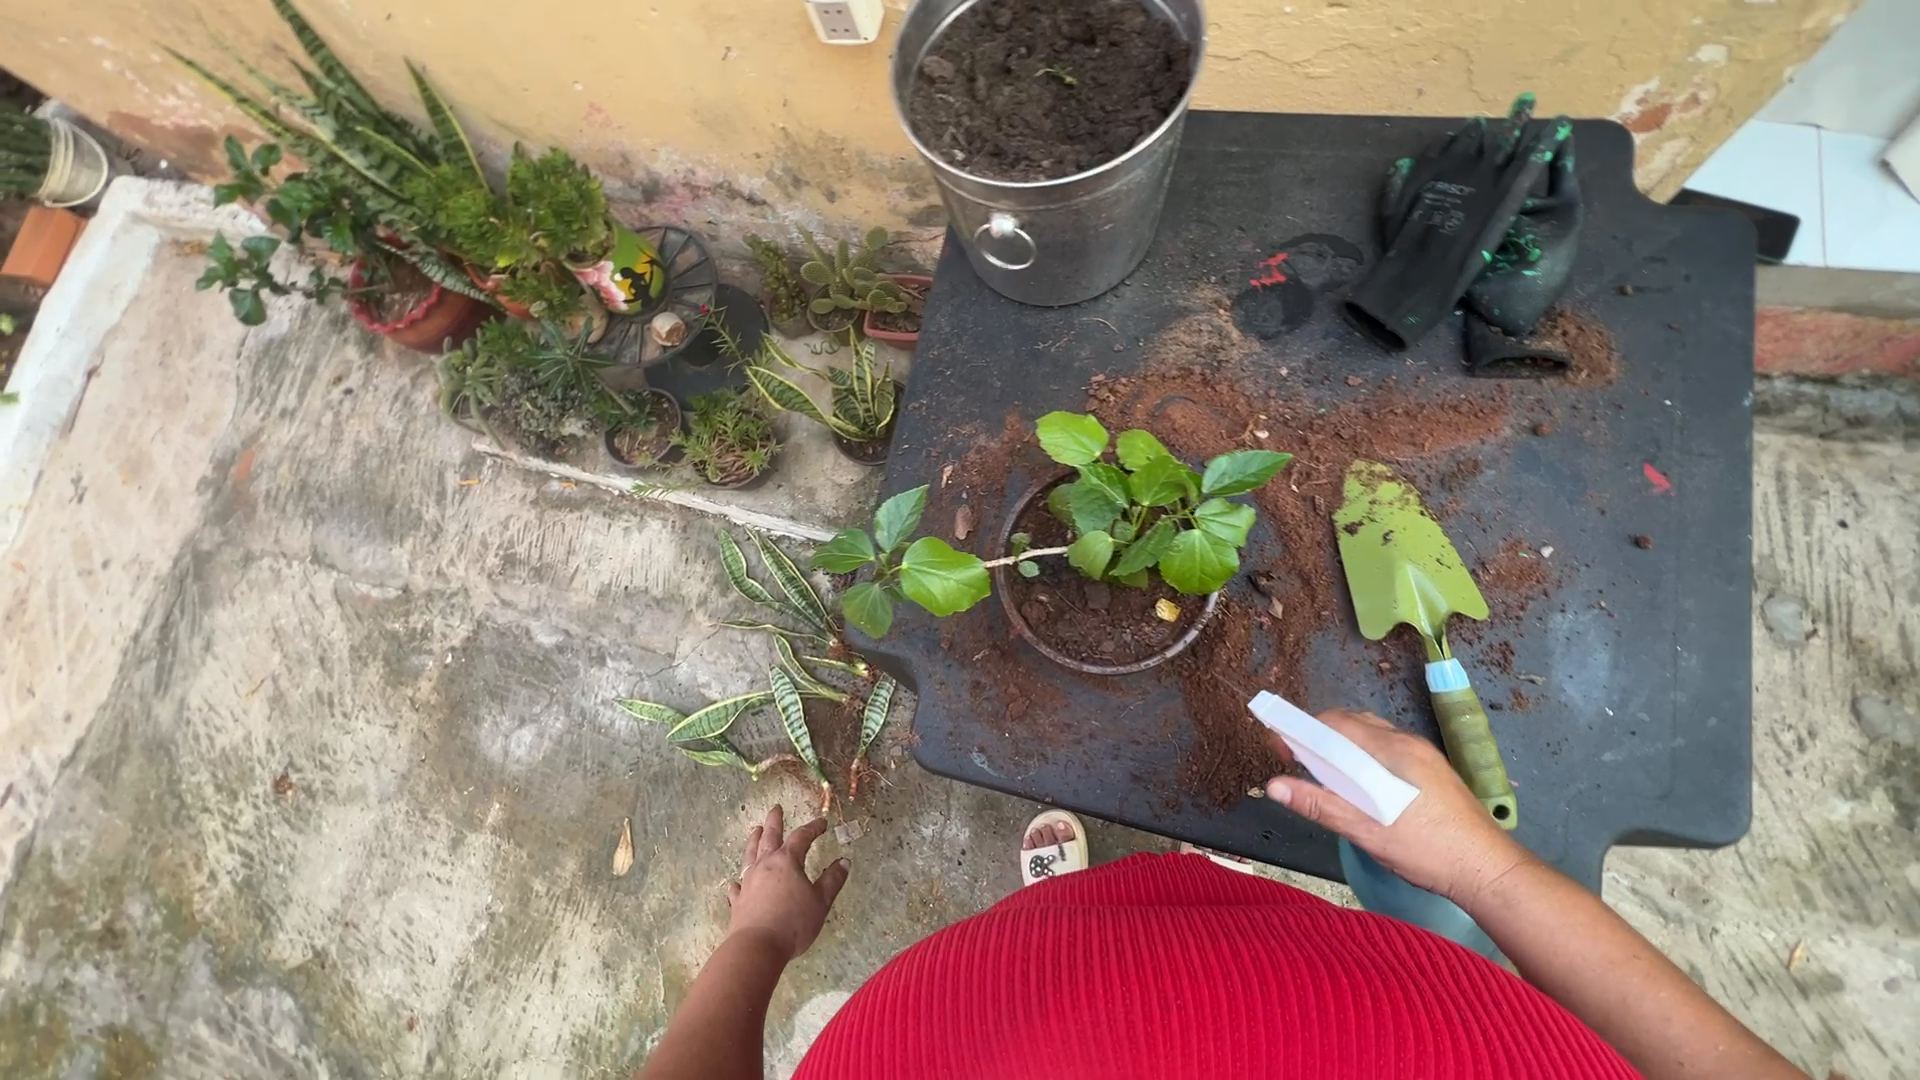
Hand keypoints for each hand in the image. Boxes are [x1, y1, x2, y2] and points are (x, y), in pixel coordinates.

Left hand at [726, 805, 849, 962]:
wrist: (756, 948)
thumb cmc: (793, 922)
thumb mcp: (820, 901)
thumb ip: (832, 880)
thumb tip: (844, 861)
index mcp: (787, 861)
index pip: (801, 837)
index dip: (813, 828)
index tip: (822, 823)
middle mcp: (765, 866)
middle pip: (770, 837)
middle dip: (774, 821)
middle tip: (776, 808)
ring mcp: (748, 882)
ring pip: (751, 855)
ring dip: (754, 841)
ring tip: (755, 830)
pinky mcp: (738, 901)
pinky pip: (737, 885)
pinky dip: (738, 881)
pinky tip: (736, 881)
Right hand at [1265, 709, 1535, 908]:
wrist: (1492, 873)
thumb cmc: (1428, 851)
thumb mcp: (1368, 831)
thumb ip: (1320, 805)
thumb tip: (1273, 786)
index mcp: (1391, 750)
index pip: (1336, 722)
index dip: (1302, 730)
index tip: (1280, 747)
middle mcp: (1407, 742)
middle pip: (1352, 723)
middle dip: (1320, 736)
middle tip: (1299, 763)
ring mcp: (1423, 755)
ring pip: (1371, 735)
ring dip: (1342, 746)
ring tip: (1325, 775)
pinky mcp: (1432, 770)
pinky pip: (1387, 749)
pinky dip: (1362, 756)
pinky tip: (1360, 785)